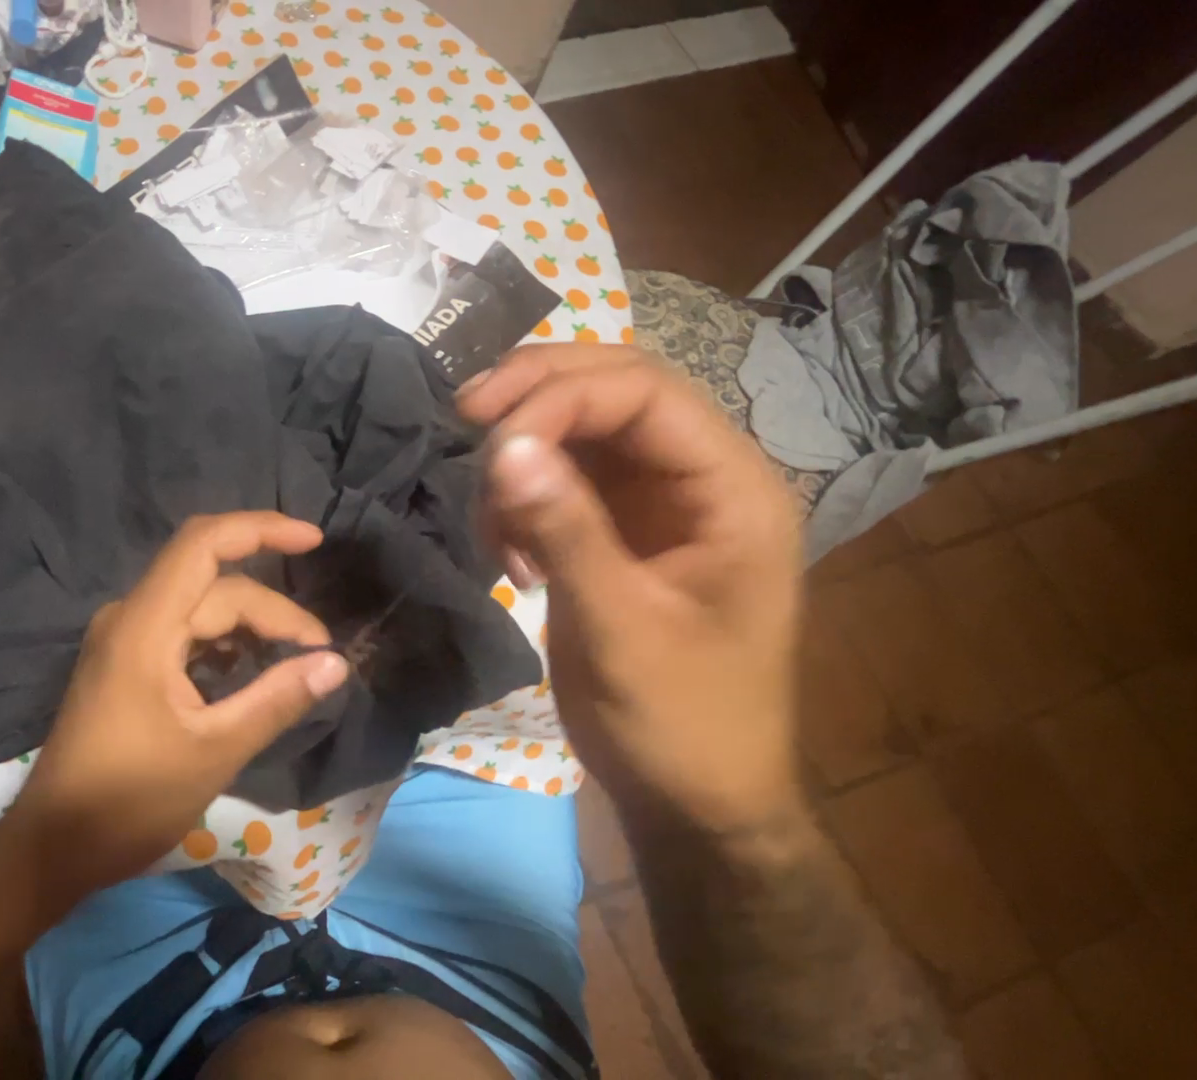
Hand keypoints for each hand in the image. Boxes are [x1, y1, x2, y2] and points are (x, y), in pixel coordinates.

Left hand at [9, 512, 350, 897]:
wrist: (54, 846)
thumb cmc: (130, 801)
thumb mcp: (216, 751)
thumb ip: (277, 699)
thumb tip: (335, 663)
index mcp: (143, 627)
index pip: (203, 545)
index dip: (261, 529)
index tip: (315, 543)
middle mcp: (129, 619)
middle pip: (212, 586)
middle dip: (272, 610)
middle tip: (320, 655)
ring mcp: (123, 641)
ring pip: (199, 609)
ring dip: (250, 626)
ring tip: (297, 660)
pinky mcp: (124, 666)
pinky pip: (183, 633)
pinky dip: (224, 643)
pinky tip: (253, 672)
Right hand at [457, 345, 805, 831]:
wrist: (694, 800)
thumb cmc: (679, 722)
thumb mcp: (619, 629)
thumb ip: (566, 532)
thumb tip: (503, 447)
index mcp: (734, 490)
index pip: (645, 393)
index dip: (559, 395)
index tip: (482, 432)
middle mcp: (703, 479)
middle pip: (615, 392)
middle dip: (535, 398)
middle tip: (463, 418)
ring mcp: (662, 503)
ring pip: (583, 431)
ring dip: (523, 455)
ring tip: (494, 528)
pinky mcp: (625, 531)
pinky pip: (565, 480)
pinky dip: (524, 498)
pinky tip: (512, 554)